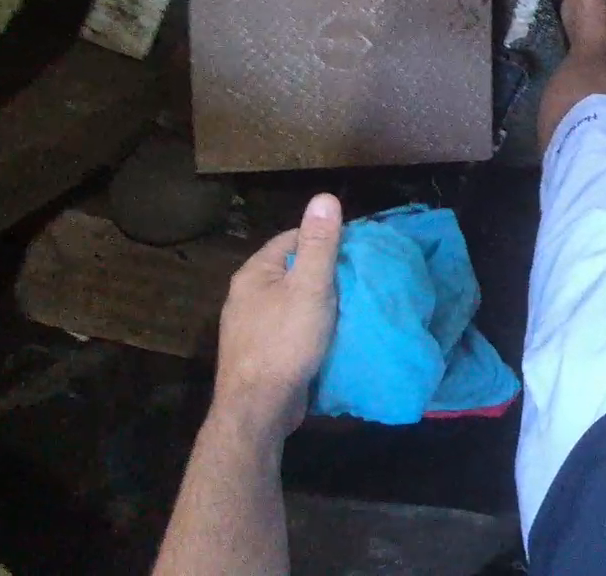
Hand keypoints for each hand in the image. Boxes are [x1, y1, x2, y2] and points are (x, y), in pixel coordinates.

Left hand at [210, 193, 342, 441]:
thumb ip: (320, 243)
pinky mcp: (261, 349)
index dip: (327, 239)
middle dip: (327, 269)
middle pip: (295, 267)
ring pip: (294, 296)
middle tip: (359, 275)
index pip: (294, 238)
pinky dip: (313, 319)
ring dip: (321, 296)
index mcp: (254, 274)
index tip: (357, 250)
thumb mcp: (311, 286)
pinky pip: (292, 320)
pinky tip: (332, 327)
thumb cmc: (286, 341)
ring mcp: (252, 324)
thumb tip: (324, 197)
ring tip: (351, 299)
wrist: (260, 408)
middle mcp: (246, 295)